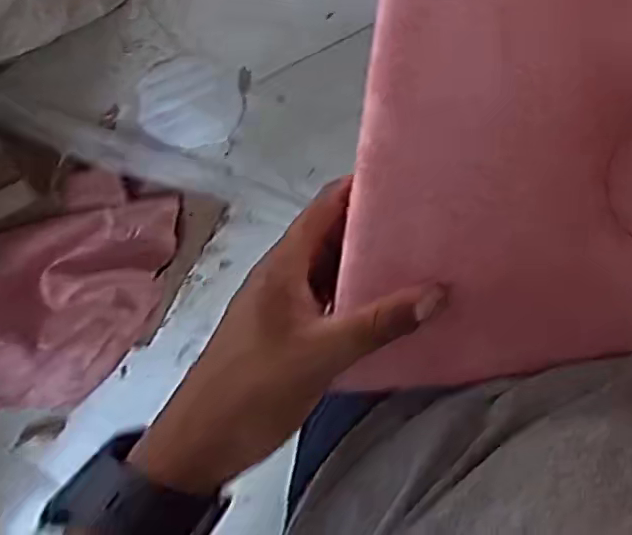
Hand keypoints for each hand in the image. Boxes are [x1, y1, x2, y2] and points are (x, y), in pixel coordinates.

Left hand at [130, 178, 445, 494]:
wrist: (192, 457)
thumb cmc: (247, 391)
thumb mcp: (319, 355)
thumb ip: (380, 321)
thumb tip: (438, 292)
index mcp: (284, 266)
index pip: (327, 205)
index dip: (365, 183)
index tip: (410, 173)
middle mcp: (288, 274)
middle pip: (340, 230)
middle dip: (383, 217)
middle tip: (433, 208)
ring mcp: (292, 301)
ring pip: (342, 261)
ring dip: (379, 253)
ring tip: (429, 244)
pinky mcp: (300, 326)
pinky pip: (342, 289)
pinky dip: (371, 283)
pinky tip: (404, 291)